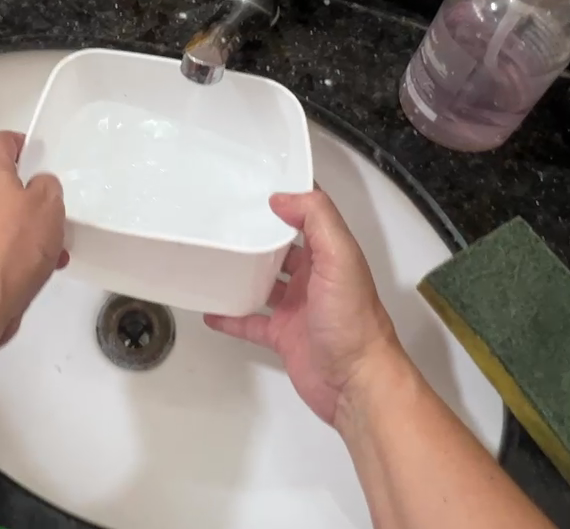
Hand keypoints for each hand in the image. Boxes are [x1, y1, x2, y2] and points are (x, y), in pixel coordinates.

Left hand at [0, 131, 66, 344]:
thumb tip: (40, 187)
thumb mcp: (49, 206)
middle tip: (51, 211)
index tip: (36, 152)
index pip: (1, 142)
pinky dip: (11, 255)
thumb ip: (48, 187)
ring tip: (51, 252)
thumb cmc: (11, 248)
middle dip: (28, 197)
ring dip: (24, 230)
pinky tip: (33, 273)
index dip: (21, 144)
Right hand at [205, 190, 404, 427]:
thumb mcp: (340, 258)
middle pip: (280, 248)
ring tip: (215, 258)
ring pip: (263, 283)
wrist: (358, 385)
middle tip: (226, 219)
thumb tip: (282, 198)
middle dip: (258, 233)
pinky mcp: (283, 336)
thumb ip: (316, 220)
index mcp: (329, 254)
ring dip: (242, 272)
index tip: (256, 184)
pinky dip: (231, 317)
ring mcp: (296, 307)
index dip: (287, 198)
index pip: (307, 216)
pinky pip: (250, 322)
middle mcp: (313, 277)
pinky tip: (211, 310)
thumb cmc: (354, 322)